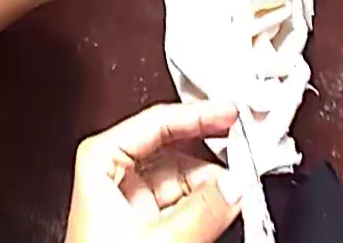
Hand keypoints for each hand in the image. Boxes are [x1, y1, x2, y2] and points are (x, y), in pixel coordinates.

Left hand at [64, 102, 244, 242]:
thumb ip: (200, 212)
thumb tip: (236, 184)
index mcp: (102, 160)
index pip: (157, 121)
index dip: (198, 115)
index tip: (228, 112)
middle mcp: (113, 177)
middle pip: (171, 148)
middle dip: (208, 152)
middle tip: (241, 147)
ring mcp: (126, 205)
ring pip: (178, 178)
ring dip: (210, 181)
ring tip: (238, 183)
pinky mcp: (138, 231)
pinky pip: (178, 205)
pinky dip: (203, 204)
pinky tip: (224, 206)